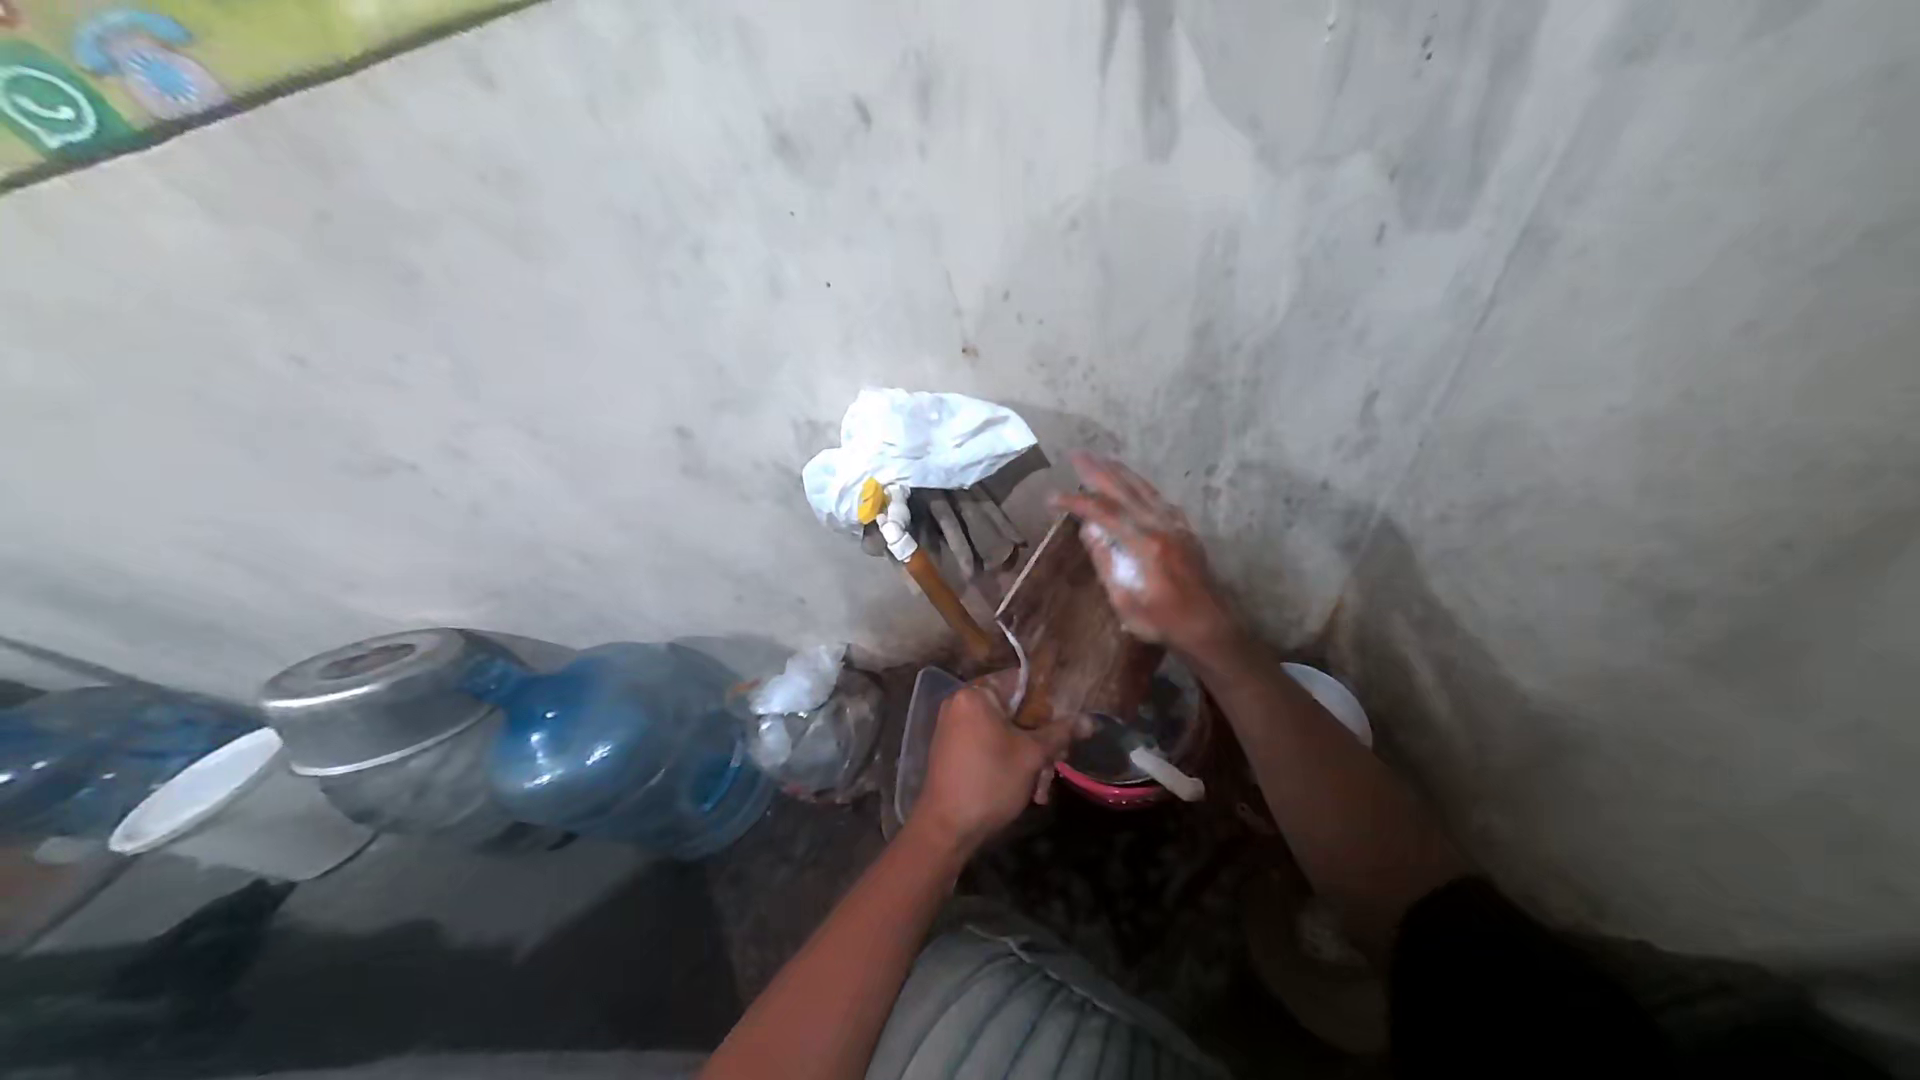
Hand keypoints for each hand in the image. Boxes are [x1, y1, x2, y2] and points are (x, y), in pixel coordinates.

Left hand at [910, 671, 1074, 853]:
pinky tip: (1028, 791)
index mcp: (976, 694)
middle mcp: (961, 703)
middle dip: (1040, 739)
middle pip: (1015, 710)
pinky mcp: (954, 749)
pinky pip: (990, 744)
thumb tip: (1090, 720)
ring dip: (1029, 757)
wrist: (946, 828)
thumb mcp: (1032, 755)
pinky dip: (1009, 761)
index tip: (1066, 720)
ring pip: (1005, 732)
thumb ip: (1060, 732)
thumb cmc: (990, 781)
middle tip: (1057, 763)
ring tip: (1042, 787)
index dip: (1048, 699)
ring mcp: (954, 727)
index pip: (1021, 680)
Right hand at [1053, 452, 1240, 656]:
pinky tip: (1135, 483)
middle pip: (1125, 491)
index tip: (1053, 497)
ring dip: (1121, 472)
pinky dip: (1143, 487)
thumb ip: (1107, 562)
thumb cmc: (1163, 622)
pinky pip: (1160, 500)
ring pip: (1145, 490)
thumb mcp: (1125, 601)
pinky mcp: (1185, 531)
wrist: (1210, 627)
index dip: (1076, 502)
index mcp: (1145, 545)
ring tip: (1102, 458)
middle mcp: (1162, 527)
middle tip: (1077, 455)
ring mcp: (1177, 526)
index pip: (1104, 513)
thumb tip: (1088, 530)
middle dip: (1098, 471)